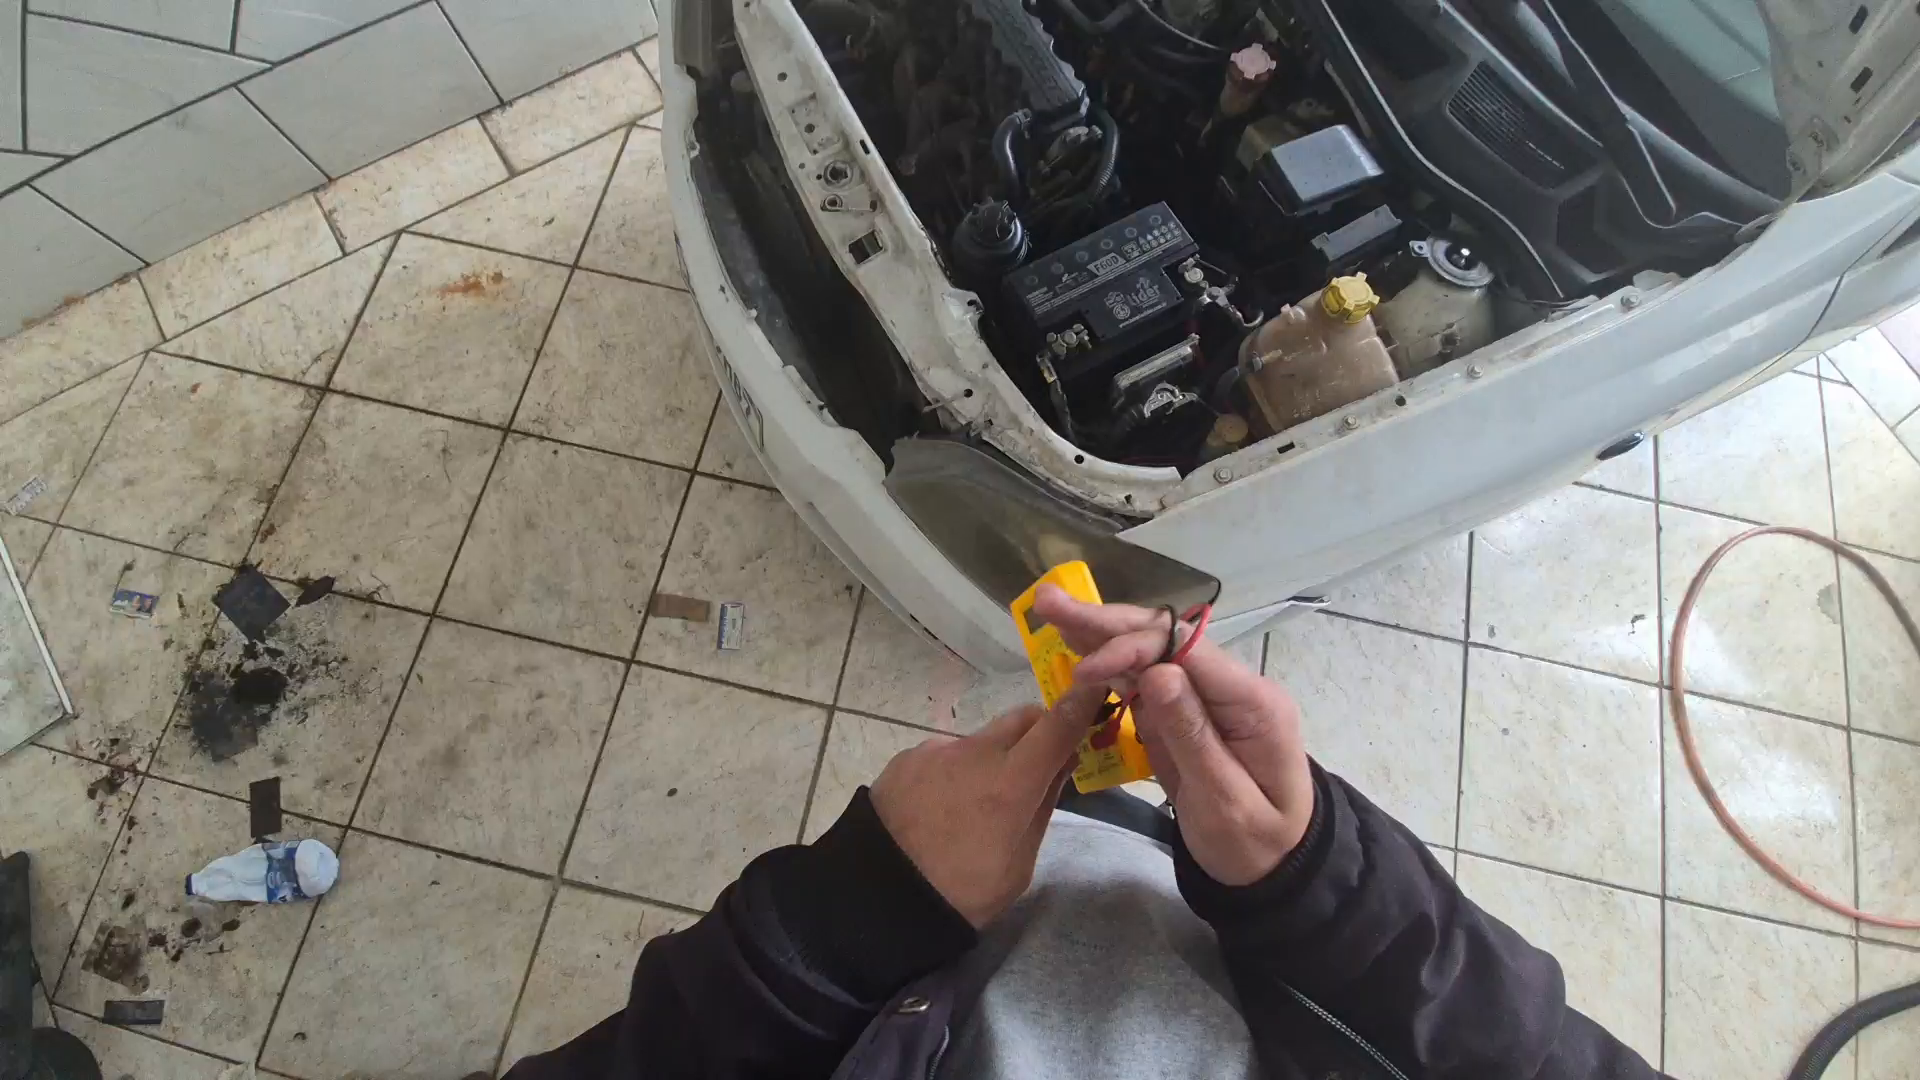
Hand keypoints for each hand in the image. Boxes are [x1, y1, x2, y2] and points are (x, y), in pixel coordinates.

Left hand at [868, 684, 1103, 926]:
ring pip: (982, 738)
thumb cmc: (960, 891)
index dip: (1080, 705)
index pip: (1057, 728)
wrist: (878, 893)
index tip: (1096, 688)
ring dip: (993, 756)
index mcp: (1011, 783)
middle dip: (1040, 729)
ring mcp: (940, 749)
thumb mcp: (1018, 864)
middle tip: (1041, 757)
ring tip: (976, 800)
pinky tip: (940, 804)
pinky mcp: (911, 755)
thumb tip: (1061, 765)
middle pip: (1022, 718)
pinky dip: (956, 769)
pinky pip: (947, 752)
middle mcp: (977, 753)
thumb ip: (1041, 807)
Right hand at [1030, 585, 1314, 885]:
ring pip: (1146, 648)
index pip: (1185, 648)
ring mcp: (1202, 691)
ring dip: (1097, 630)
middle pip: (1162, 635)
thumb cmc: (1255, 842)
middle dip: (1104, 621)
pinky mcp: (1181, 706)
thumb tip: (1158, 673)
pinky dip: (1104, 660)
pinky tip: (1072, 644)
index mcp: (1250, 700)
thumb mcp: (1226, 801)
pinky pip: (1141, 674)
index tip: (1084, 669)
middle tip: (1048, 603)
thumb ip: (1193, 735)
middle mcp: (1226, 683)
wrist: (1275, 866)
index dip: (1130, 648)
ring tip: (1050, 610)